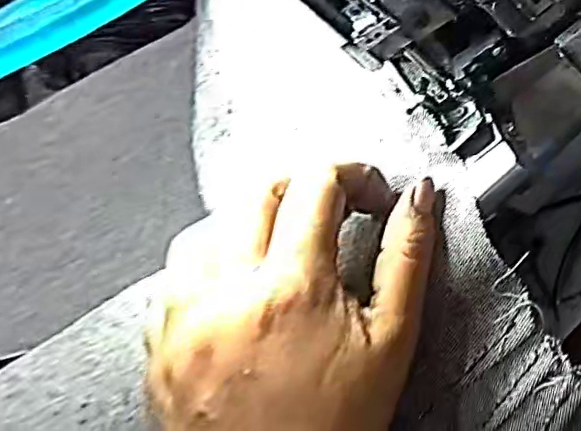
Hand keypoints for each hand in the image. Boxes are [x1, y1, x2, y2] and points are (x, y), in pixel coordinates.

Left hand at [147, 165, 439, 430]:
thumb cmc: (336, 415)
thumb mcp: (396, 327)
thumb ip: (410, 250)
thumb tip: (420, 194)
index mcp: (292, 287)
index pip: (317, 185)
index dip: (360, 174)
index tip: (380, 196)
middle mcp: (227, 298)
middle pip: (257, 194)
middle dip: (311, 183)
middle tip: (345, 202)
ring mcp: (183, 327)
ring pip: (206, 230)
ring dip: (259, 216)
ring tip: (299, 234)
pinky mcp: (160, 352)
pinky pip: (175, 278)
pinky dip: (218, 256)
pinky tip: (255, 273)